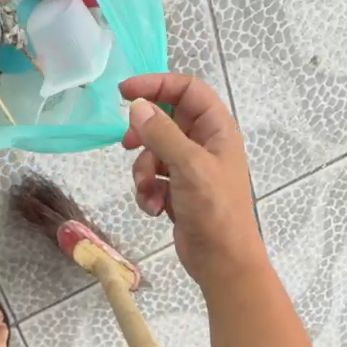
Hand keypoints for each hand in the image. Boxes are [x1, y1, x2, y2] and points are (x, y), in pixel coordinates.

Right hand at [118, 74, 266, 288]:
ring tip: (149, 193)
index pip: (186, 91)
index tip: (125, 93)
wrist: (221, 260)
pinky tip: (154, 209)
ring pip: (154, 154)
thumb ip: (162, 134)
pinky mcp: (178, 193)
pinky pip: (154, 181)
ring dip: (143, 173)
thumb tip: (137, 107)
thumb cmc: (214, 210)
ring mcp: (190, 170)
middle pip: (165, 122)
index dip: (156, 86)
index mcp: (216, 129)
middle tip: (127, 144)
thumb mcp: (188, 166)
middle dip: (145, 136)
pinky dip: (148, 193)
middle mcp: (204, 144)